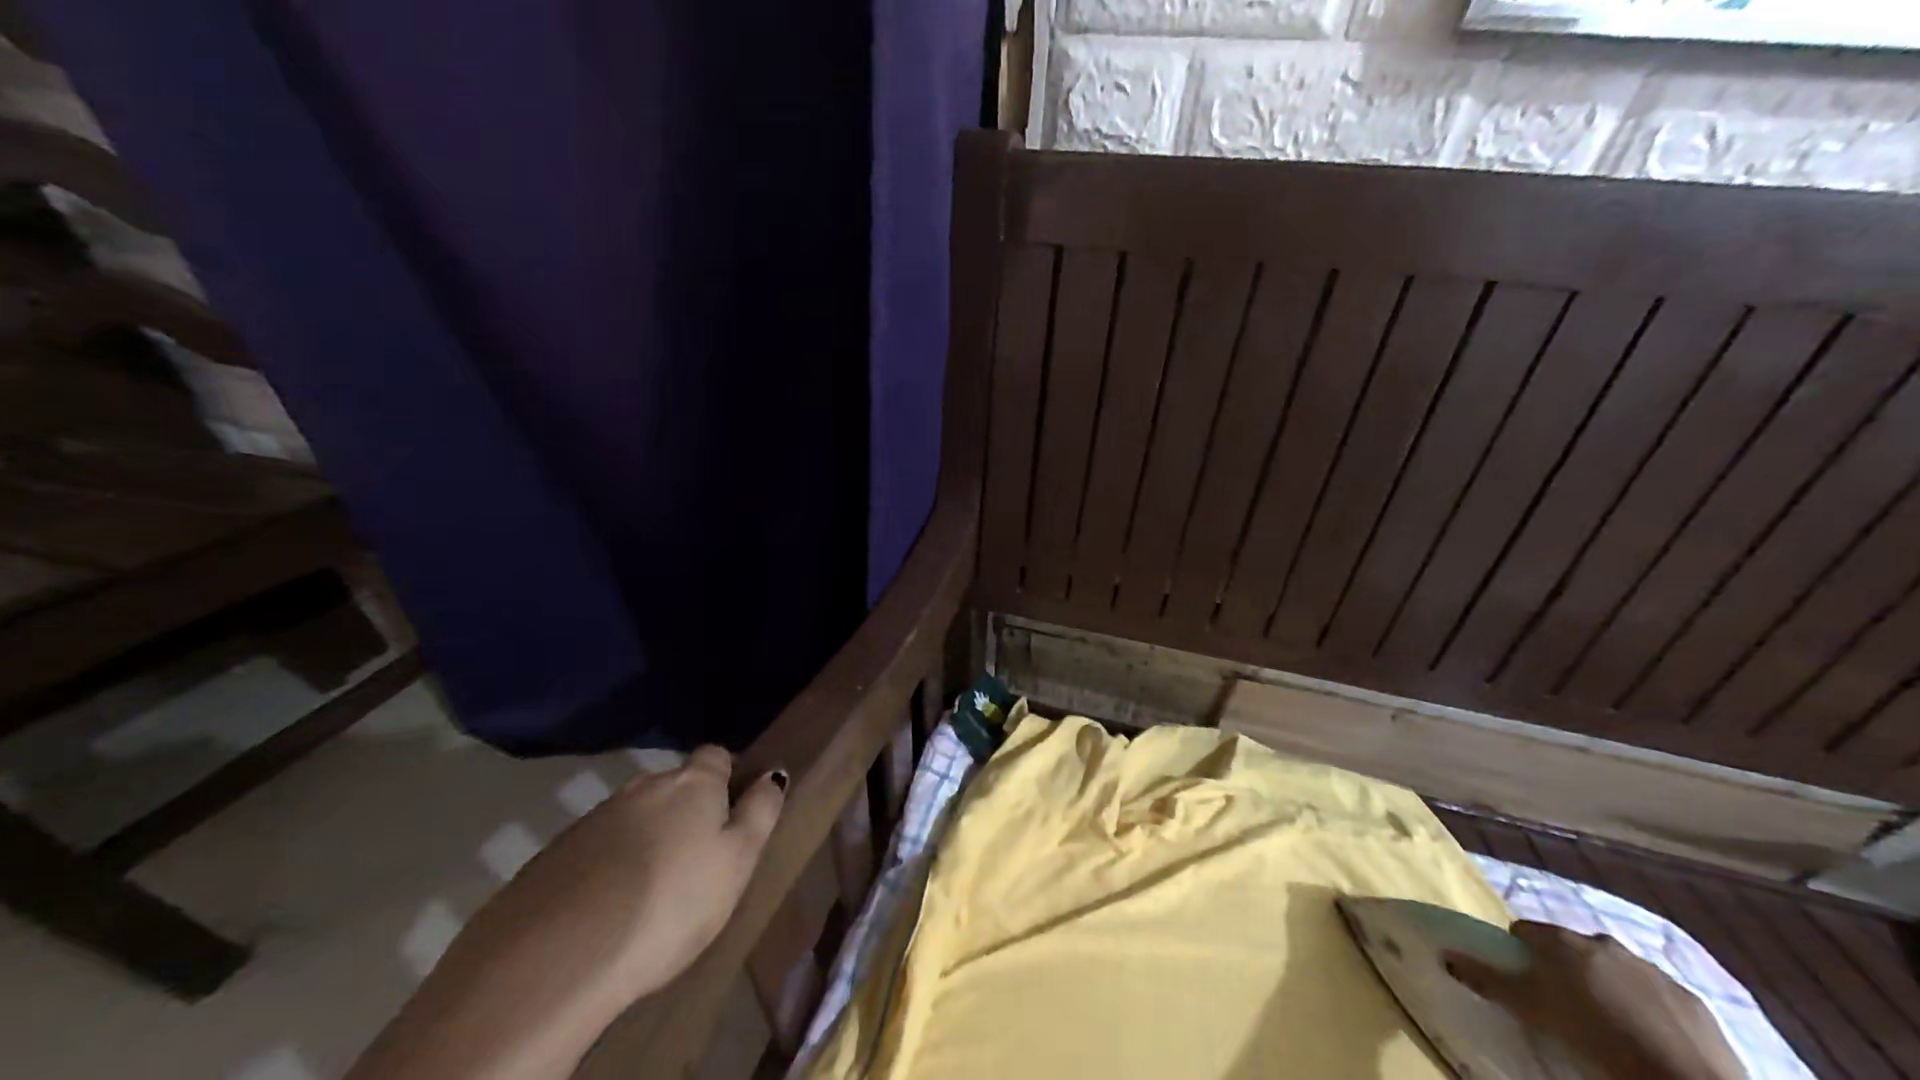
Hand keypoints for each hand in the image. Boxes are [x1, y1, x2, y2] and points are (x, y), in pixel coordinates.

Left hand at [461, 744, 787, 1004]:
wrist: (558, 958)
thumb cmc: (672, 903)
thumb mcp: (737, 861)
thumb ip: (759, 813)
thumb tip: (772, 774)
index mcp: (691, 783)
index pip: (715, 755)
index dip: (726, 778)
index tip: (732, 816)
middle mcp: (642, 786)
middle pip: (673, 785)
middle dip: (685, 810)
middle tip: (696, 861)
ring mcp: (594, 818)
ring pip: (634, 816)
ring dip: (646, 838)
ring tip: (653, 890)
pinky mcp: (555, 854)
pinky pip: (598, 848)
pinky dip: (610, 865)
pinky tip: (611, 907)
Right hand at [1446, 921, 1744, 1079]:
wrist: (1681, 1079)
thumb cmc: (1590, 1034)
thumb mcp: (1529, 1008)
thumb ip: (1485, 978)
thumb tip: (1444, 953)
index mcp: (1562, 940)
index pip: (1525, 930)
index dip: (1518, 951)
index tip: (1522, 978)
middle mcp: (1603, 942)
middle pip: (1570, 946)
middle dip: (1563, 967)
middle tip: (1560, 1002)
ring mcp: (1652, 968)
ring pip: (1614, 967)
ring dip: (1605, 983)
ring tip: (1605, 1021)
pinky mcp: (1690, 998)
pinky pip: (1655, 992)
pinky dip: (1644, 1004)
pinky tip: (1645, 1033)